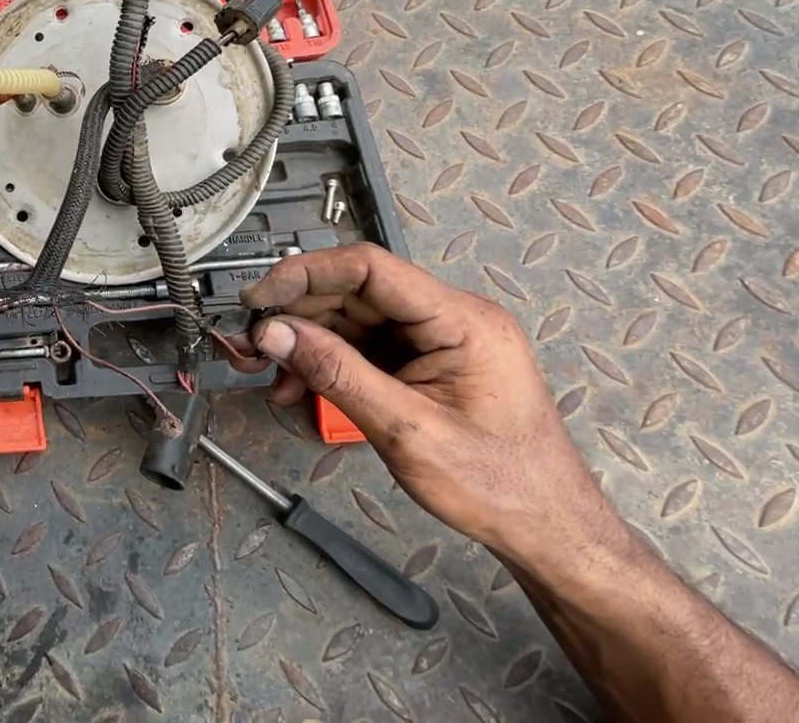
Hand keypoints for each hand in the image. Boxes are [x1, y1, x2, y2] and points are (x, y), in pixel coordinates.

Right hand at [231, 244, 614, 573]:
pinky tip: (297, 386)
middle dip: (294, 316)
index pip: (368, 267)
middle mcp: (449, 317)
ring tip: (269, 375)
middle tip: (250, 346)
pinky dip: (322, 362)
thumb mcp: (406, 429)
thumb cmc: (498, 486)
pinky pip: (359, 345)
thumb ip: (336, 373)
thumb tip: (274, 332)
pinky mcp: (422, 360)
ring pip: (348, 319)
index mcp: (461, 321)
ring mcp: (435, 338)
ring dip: (302, 343)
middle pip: (351, 292)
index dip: (304, 274)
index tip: (259, 300)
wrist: (548, 531)